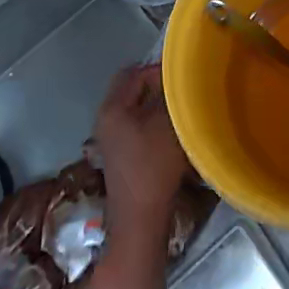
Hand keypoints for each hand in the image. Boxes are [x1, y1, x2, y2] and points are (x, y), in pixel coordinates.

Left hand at [93, 65, 188, 235]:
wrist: (141, 216)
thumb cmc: (154, 165)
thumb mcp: (167, 124)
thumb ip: (171, 96)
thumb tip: (177, 79)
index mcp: (112, 107)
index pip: (134, 74)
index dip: (159, 72)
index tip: (183, 79)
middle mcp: (105, 119)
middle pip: (131, 90)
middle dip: (156, 87)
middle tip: (182, 91)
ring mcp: (110, 138)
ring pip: (135, 108)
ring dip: (155, 105)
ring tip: (180, 110)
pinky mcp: (119, 154)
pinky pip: (135, 125)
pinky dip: (152, 121)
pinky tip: (171, 131)